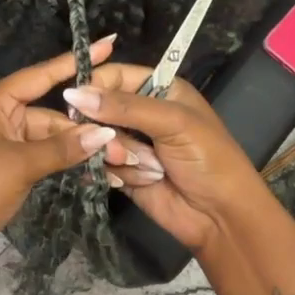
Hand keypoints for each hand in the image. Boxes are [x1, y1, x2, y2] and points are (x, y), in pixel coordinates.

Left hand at [0, 37, 133, 271]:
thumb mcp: (20, 166)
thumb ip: (62, 148)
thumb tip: (104, 133)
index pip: (43, 74)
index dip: (76, 61)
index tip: (109, 44)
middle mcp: (1, 113)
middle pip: (53, 112)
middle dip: (87, 127)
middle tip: (127, 140)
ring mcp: (5, 140)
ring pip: (52, 137)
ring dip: (81, 150)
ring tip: (122, 163)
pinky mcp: (8, 164)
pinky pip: (44, 156)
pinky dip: (66, 163)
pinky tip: (96, 175)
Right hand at [60, 65, 266, 252]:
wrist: (222, 219)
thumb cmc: (208, 159)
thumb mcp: (172, 122)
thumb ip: (124, 107)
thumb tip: (72, 95)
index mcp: (160, 89)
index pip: (114, 76)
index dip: (93, 86)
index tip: (74, 102)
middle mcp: (143, 113)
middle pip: (100, 109)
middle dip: (105, 128)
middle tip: (114, 144)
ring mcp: (132, 144)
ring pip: (98, 139)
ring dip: (117, 155)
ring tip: (148, 169)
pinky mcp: (124, 171)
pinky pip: (101, 164)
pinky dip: (114, 173)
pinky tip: (136, 182)